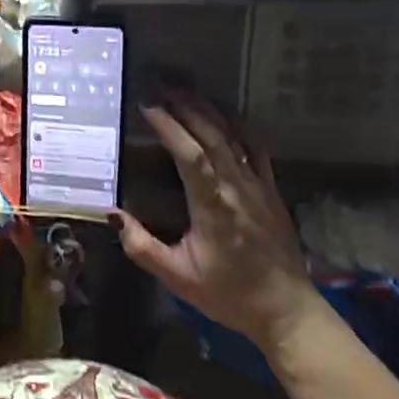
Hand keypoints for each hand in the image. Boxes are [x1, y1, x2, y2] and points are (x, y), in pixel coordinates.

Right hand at [113, 98, 321, 346]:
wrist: (287, 312)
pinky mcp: (271, 191)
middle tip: (160, 86)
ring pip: (233, 137)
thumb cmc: (229, 295)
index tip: (147, 104)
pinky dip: (239, 127)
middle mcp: (238, 188)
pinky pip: (256, 149)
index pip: (190, 155)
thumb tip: (111, 214)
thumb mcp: (177, 277)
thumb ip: (141, 246)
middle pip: (212, 136)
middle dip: (185, 107)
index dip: (169, 126)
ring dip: (209, 111)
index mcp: (213, 206)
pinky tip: (225, 115)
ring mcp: (259, 187)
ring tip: (185, 92)